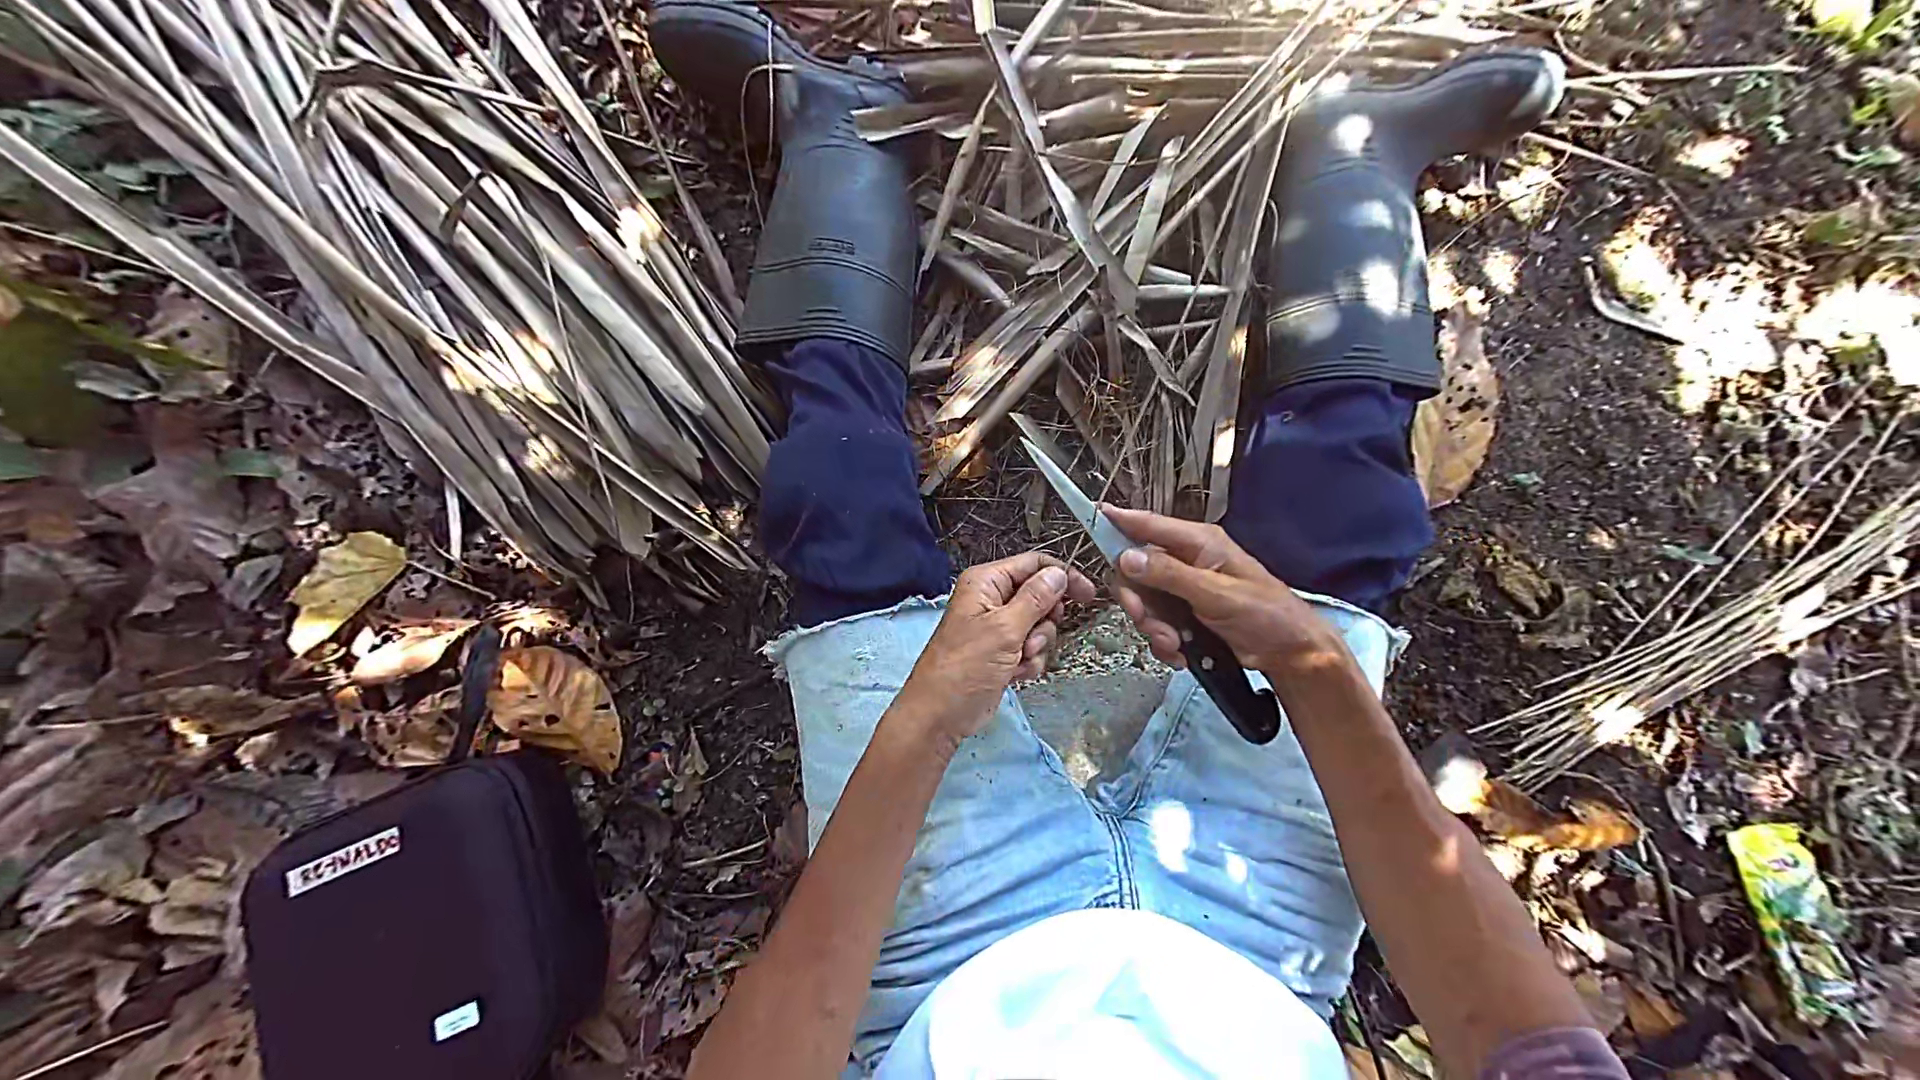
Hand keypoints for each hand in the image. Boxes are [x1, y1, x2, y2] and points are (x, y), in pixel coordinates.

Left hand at [893, 552, 1095, 751]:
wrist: (941, 714)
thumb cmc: (965, 667)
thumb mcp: (1004, 629)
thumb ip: (1036, 598)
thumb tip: (1058, 573)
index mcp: (986, 582)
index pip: (1034, 564)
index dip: (1062, 576)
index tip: (1087, 594)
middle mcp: (992, 599)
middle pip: (1041, 596)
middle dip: (1043, 622)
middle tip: (1031, 638)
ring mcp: (997, 627)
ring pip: (1040, 626)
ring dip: (1036, 646)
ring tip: (1016, 659)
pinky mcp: (1003, 652)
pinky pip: (1032, 649)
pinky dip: (1029, 662)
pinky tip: (1014, 674)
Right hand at [1103, 505, 1351, 678]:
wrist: (1290, 654)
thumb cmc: (1265, 614)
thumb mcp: (1215, 593)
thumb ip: (1169, 575)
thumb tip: (1126, 557)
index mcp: (1197, 543)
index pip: (1148, 524)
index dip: (1118, 520)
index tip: (1092, 516)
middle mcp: (1185, 560)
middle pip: (1135, 570)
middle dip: (1138, 601)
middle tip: (1147, 622)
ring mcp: (1183, 588)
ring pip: (1143, 601)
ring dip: (1152, 626)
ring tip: (1174, 644)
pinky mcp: (1184, 613)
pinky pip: (1156, 621)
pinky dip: (1163, 640)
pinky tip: (1180, 652)